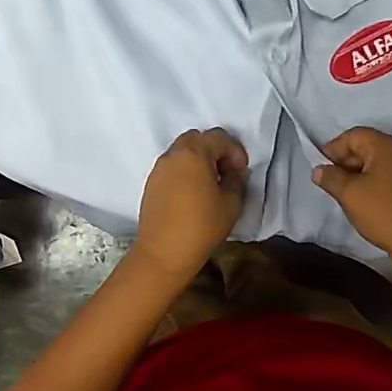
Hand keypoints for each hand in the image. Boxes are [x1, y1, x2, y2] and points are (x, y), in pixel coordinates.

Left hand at [133, 128, 248, 278]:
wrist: (163, 253)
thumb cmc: (201, 227)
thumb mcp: (231, 203)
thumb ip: (236, 180)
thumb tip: (233, 172)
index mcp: (193, 153)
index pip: (218, 137)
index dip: (235, 150)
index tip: (241, 170)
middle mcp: (172, 155)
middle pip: (196, 139)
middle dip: (214, 150)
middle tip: (226, 172)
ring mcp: (158, 170)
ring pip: (181, 153)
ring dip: (198, 161)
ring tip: (210, 184)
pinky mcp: (150, 185)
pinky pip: (171, 168)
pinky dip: (184, 172)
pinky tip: (193, 194)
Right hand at [311, 127, 391, 271]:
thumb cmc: (384, 212)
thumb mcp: (349, 194)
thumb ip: (330, 178)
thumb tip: (318, 170)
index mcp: (387, 145)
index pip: (353, 135)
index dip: (332, 149)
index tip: (320, 169)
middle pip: (367, 145)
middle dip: (345, 161)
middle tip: (330, 182)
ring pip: (378, 161)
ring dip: (358, 173)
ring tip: (345, 193)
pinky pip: (389, 174)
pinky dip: (373, 181)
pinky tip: (365, 200)